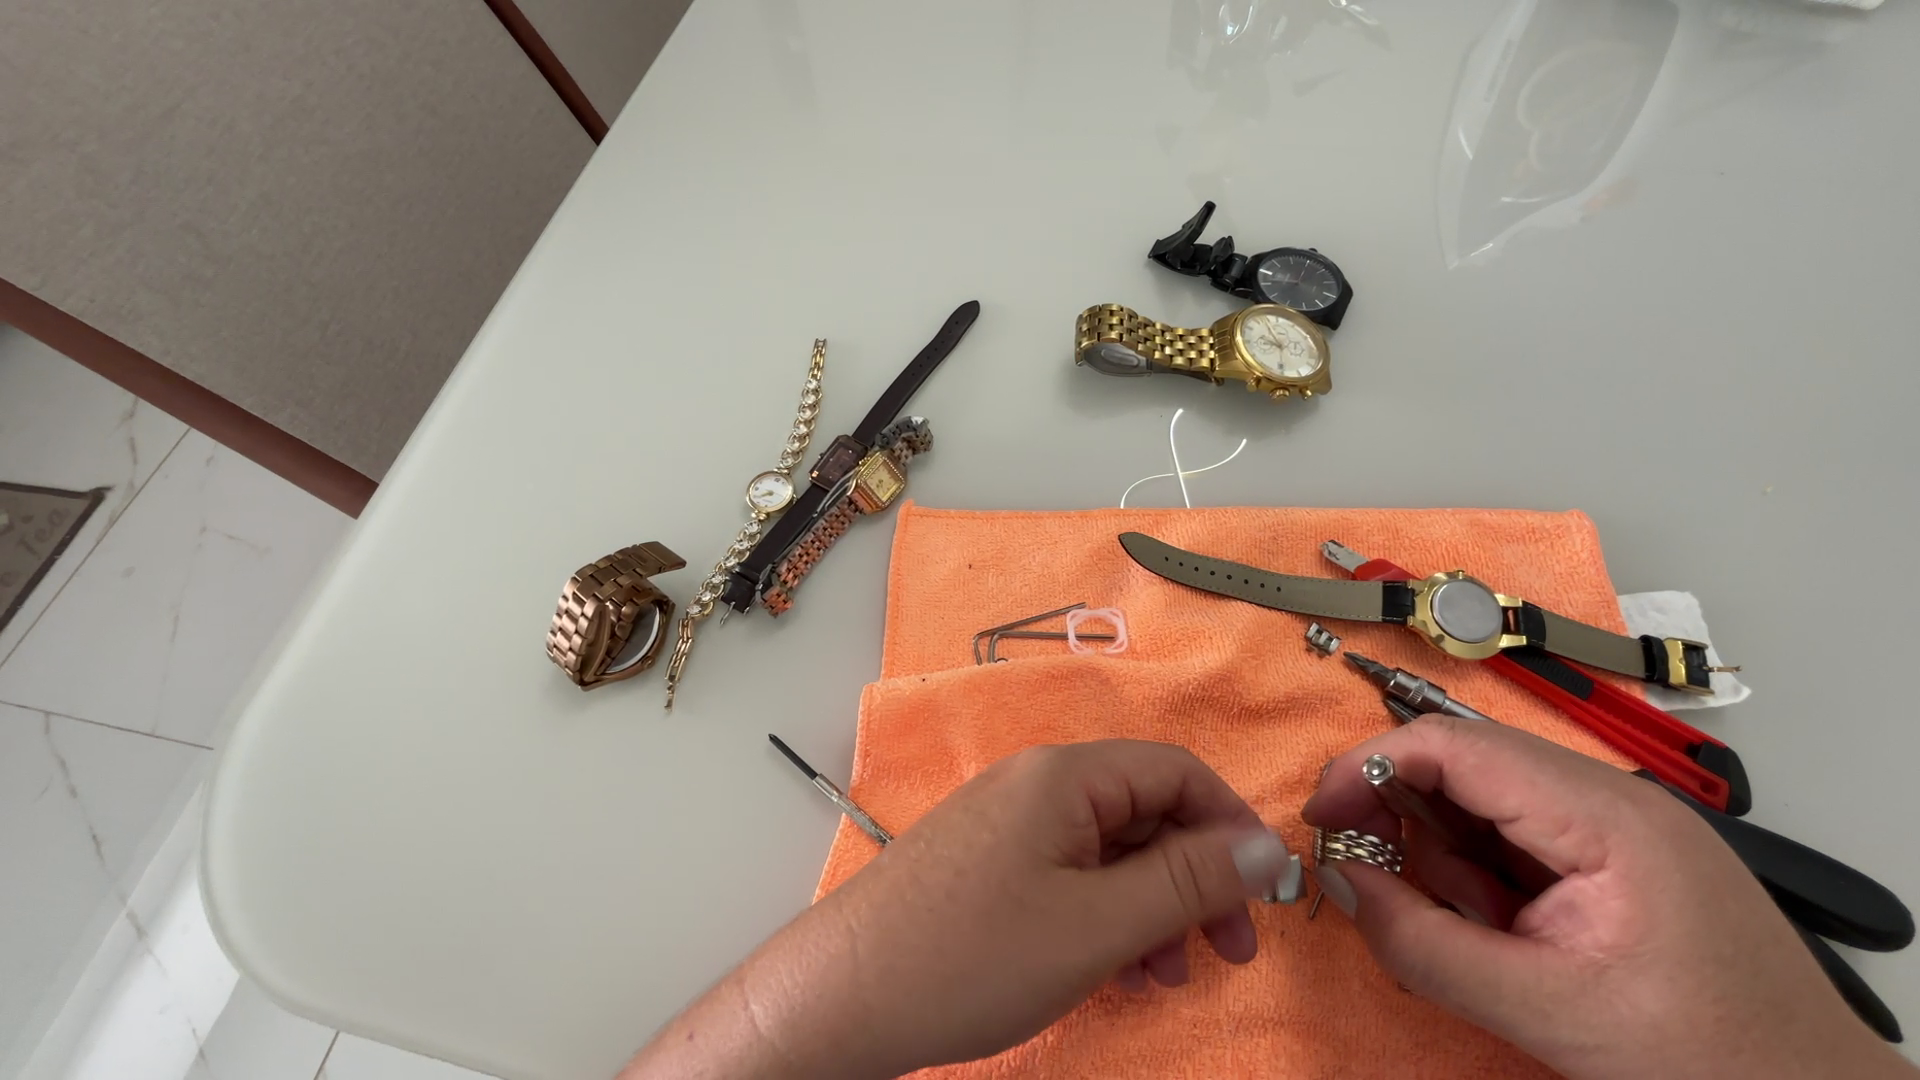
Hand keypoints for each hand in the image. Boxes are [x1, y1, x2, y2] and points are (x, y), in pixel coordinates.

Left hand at [621, 740, 1296, 1078]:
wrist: (844, 995)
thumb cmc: (976, 954)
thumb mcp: (1098, 923)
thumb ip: (1188, 881)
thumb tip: (1267, 846)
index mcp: (1064, 774)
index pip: (1174, 769)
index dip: (1229, 824)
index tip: (1265, 895)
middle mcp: (1036, 784)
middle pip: (1143, 810)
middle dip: (1194, 877)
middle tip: (1228, 952)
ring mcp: (1008, 824)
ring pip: (1109, 850)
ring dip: (1152, 906)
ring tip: (1166, 975)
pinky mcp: (989, 863)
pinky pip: (1069, 874)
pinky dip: (1105, 916)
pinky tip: (1116, 970)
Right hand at [1302, 716, 1912, 1079]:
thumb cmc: (1705, 1066)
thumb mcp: (1548, 1015)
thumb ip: (1423, 945)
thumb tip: (1336, 878)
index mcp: (1602, 815)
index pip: (1452, 745)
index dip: (1367, 767)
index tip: (1320, 818)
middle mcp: (1604, 797)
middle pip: (1457, 769)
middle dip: (1406, 825)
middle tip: (1385, 887)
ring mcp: (1607, 823)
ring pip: (1472, 806)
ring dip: (1447, 865)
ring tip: (1485, 937)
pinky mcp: (1603, 853)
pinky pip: (1502, 840)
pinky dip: (1477, 881)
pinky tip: (1507, 934)